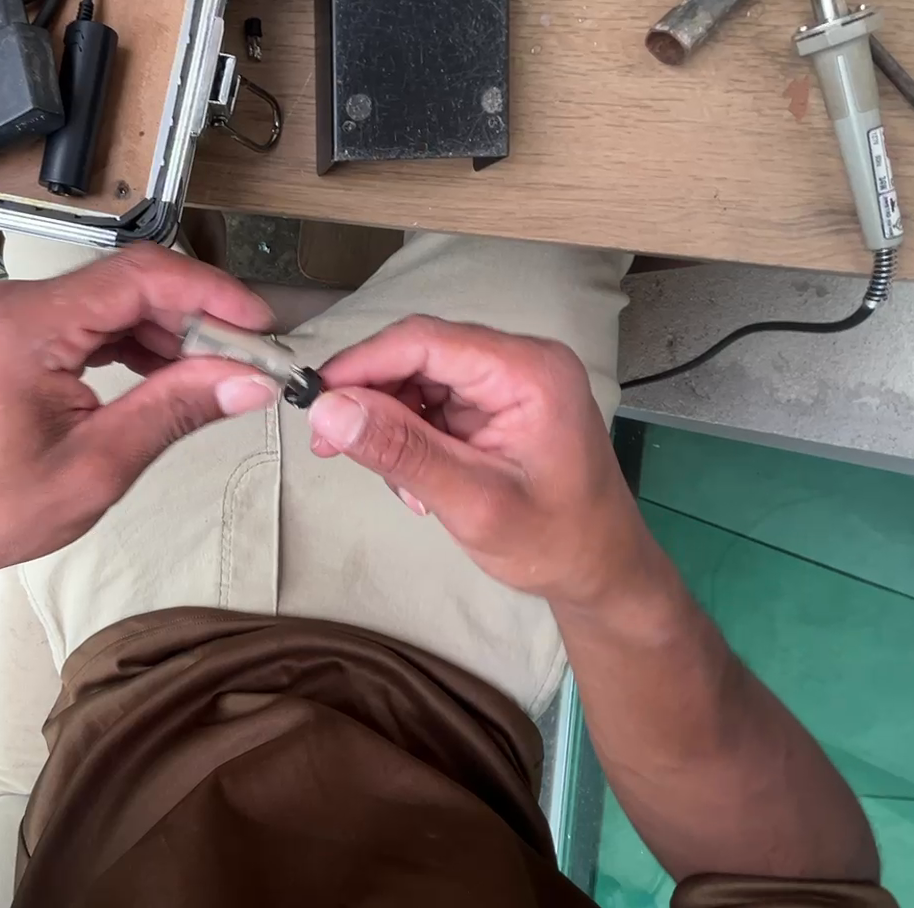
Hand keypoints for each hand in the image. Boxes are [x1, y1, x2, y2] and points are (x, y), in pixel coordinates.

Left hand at [0, 244, 281, 652]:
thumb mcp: (98, 465)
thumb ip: (175, 410)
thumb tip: (249, 380)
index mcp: (29, 324)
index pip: (139, 277)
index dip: (210, 292)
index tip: (261, 324)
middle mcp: (20, 305)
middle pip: (131, 284)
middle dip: (198, 316)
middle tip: (249, 357)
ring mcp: (18, 318)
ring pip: (117, 302)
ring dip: (172, 332)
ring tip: (217, 372)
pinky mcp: (22, 338)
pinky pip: (95, 324)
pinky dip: (139, 345)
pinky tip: (170, 374)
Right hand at [305, 315, 653, 608]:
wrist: (601, 573)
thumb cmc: (553, 542)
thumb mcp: (472, 502)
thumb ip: (400, 451)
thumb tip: (326, 411)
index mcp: (526, 371)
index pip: (423, 340)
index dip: (360, 363)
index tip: (313, 400)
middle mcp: (515, 361)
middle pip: (414, 355)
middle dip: (370, 399)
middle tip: (330, 445)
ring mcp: (502, 380)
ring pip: (413, 378)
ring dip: (387, 425)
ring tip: (399, 482)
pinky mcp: (490, 402)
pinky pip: (427, 401)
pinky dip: (406, 437)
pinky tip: (415, 480)